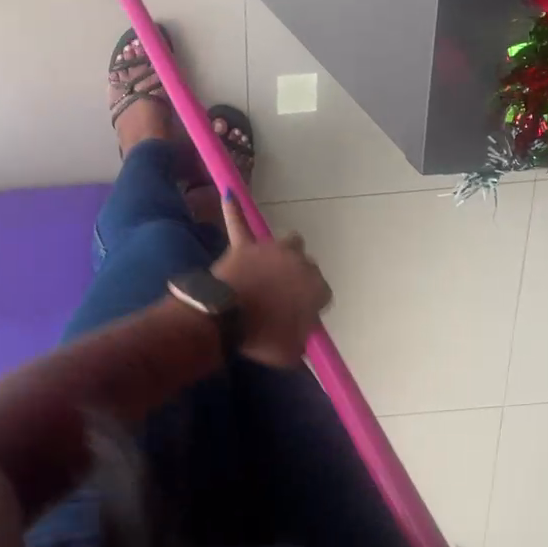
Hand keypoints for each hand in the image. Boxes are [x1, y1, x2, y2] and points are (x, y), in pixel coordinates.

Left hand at [208, 192, 331, 367]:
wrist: (225, 319)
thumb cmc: (262, 338)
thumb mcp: (291, 352)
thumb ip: (301, 341)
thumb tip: (299, 340)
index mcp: (316, 287)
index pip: (322, 292)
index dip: (309, 304)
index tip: (297, 315)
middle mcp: (300, 263)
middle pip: (307, 266)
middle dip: (298, 279)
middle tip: (281, 297)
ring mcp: (272, 250)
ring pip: (290, 241)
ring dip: (285, 252)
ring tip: (273, 264)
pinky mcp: (244, 245)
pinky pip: (238, 222)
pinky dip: (233, 210)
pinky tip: (229, 194)